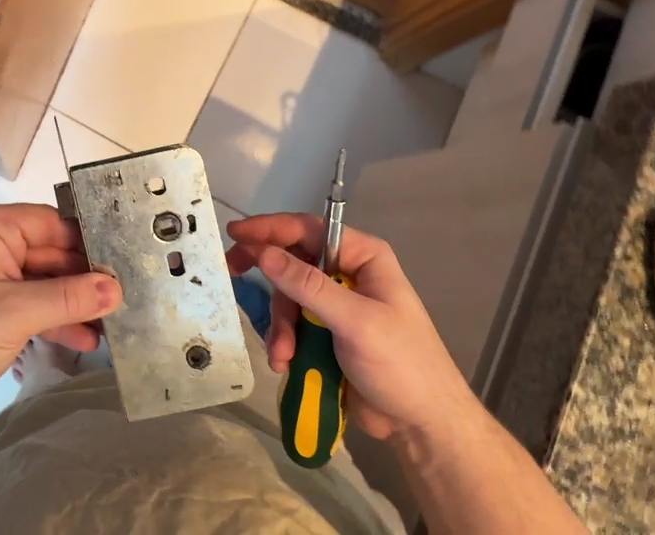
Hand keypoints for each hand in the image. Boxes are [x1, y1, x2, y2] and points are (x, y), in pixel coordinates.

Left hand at [0, 202, 121, 409]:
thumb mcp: (16, 314)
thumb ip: (69, 298)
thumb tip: (116, 288)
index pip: (51, 222)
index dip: (88, 241)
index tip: (127, 260)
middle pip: (50, 252)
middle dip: (85, 279)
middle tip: (128, 297)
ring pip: (43, 280)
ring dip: (73, 303)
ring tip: (113, 325)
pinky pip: (30, 301)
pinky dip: (53, 318)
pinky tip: (85, 339)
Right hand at [226, 214, 479, 440]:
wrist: (422, 426)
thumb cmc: (402, 364)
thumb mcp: (355, 322)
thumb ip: (307, 285)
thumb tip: (262, 252)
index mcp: (363, 257)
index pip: (308, 229)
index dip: (270, 228)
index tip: (236, 233)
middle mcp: (347, 273)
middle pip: (292, 262)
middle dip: (272, 284)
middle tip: (232, 272)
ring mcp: (335, 304)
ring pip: (288, 298)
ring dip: (280, 326)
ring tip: (283, 354)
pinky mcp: (326, 333)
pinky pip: (292, 325)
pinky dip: (284, 342)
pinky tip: (286, 363)